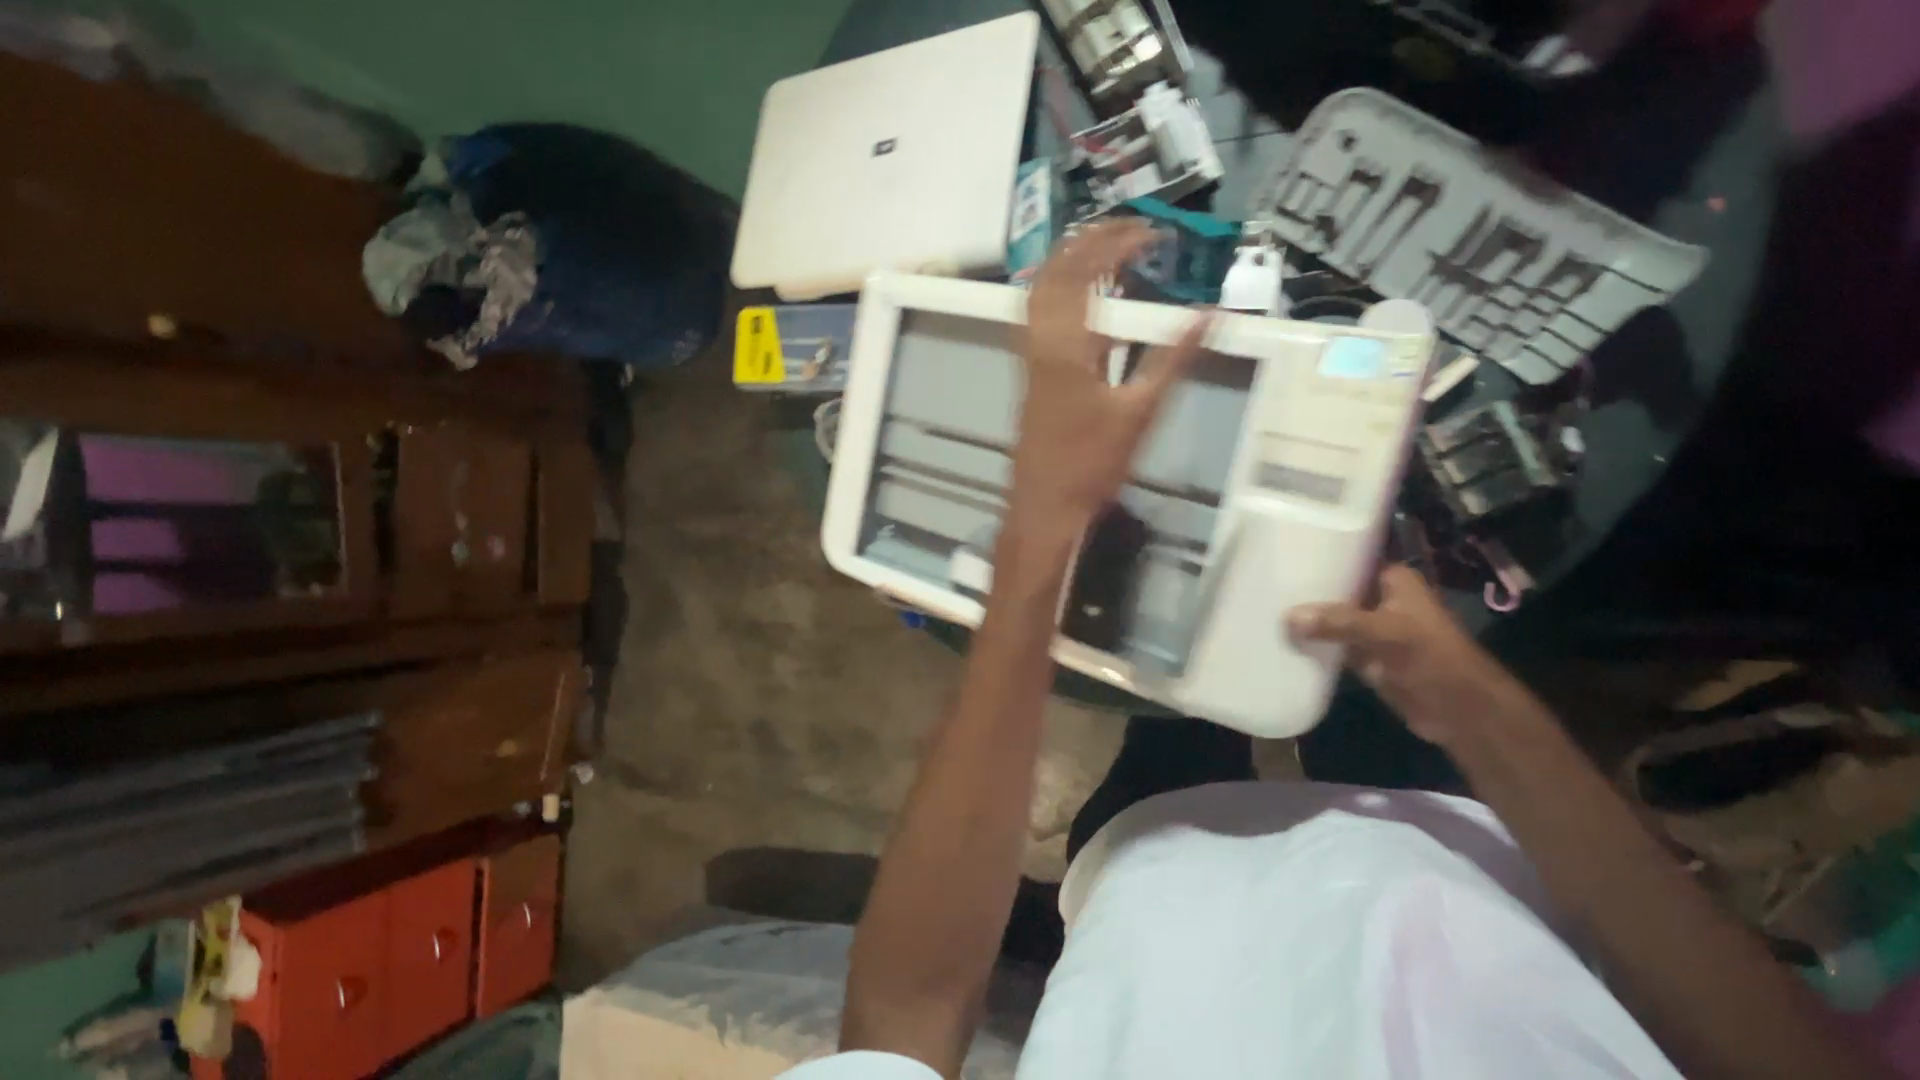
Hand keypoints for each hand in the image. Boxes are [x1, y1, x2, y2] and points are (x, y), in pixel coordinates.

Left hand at [1009, 222, 1210, 538]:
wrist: (1044, 507)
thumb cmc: (1092, 464)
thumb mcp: (1142, 411)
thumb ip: (1175, 357)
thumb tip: (1210, 313)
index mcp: (1064, 345)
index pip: (1084, 271)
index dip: (1116, 243)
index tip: (1153, 235)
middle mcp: (1038, 341)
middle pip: (1052, 271)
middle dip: (1088, 241)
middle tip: (1128, 229)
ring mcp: (1028, 358)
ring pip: (1038, 292)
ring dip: (1068, 264)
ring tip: (1105, 250)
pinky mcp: (1029, 375)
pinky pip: (1037, 316)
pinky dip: (1060, 294)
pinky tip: (1086, 302)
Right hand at [1287, 565, 1543, 747]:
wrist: (1459, 710)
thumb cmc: (1431, 657)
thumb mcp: (1385, 632)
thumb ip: (1339, 622)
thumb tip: (1288, 617)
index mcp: (1393, 580)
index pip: (1351, 557)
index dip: (1320, 554)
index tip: (1282, 552)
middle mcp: (1381, 599)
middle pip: (1336, 588)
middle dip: (1306, 589)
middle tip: (1263, 581)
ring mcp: (1372, 630)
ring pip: (1332, 619)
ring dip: (1306, 619)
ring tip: (1263, 607)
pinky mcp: (1365, 657)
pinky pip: (1332, 646)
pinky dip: (1312, 645)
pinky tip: (1280, 639)